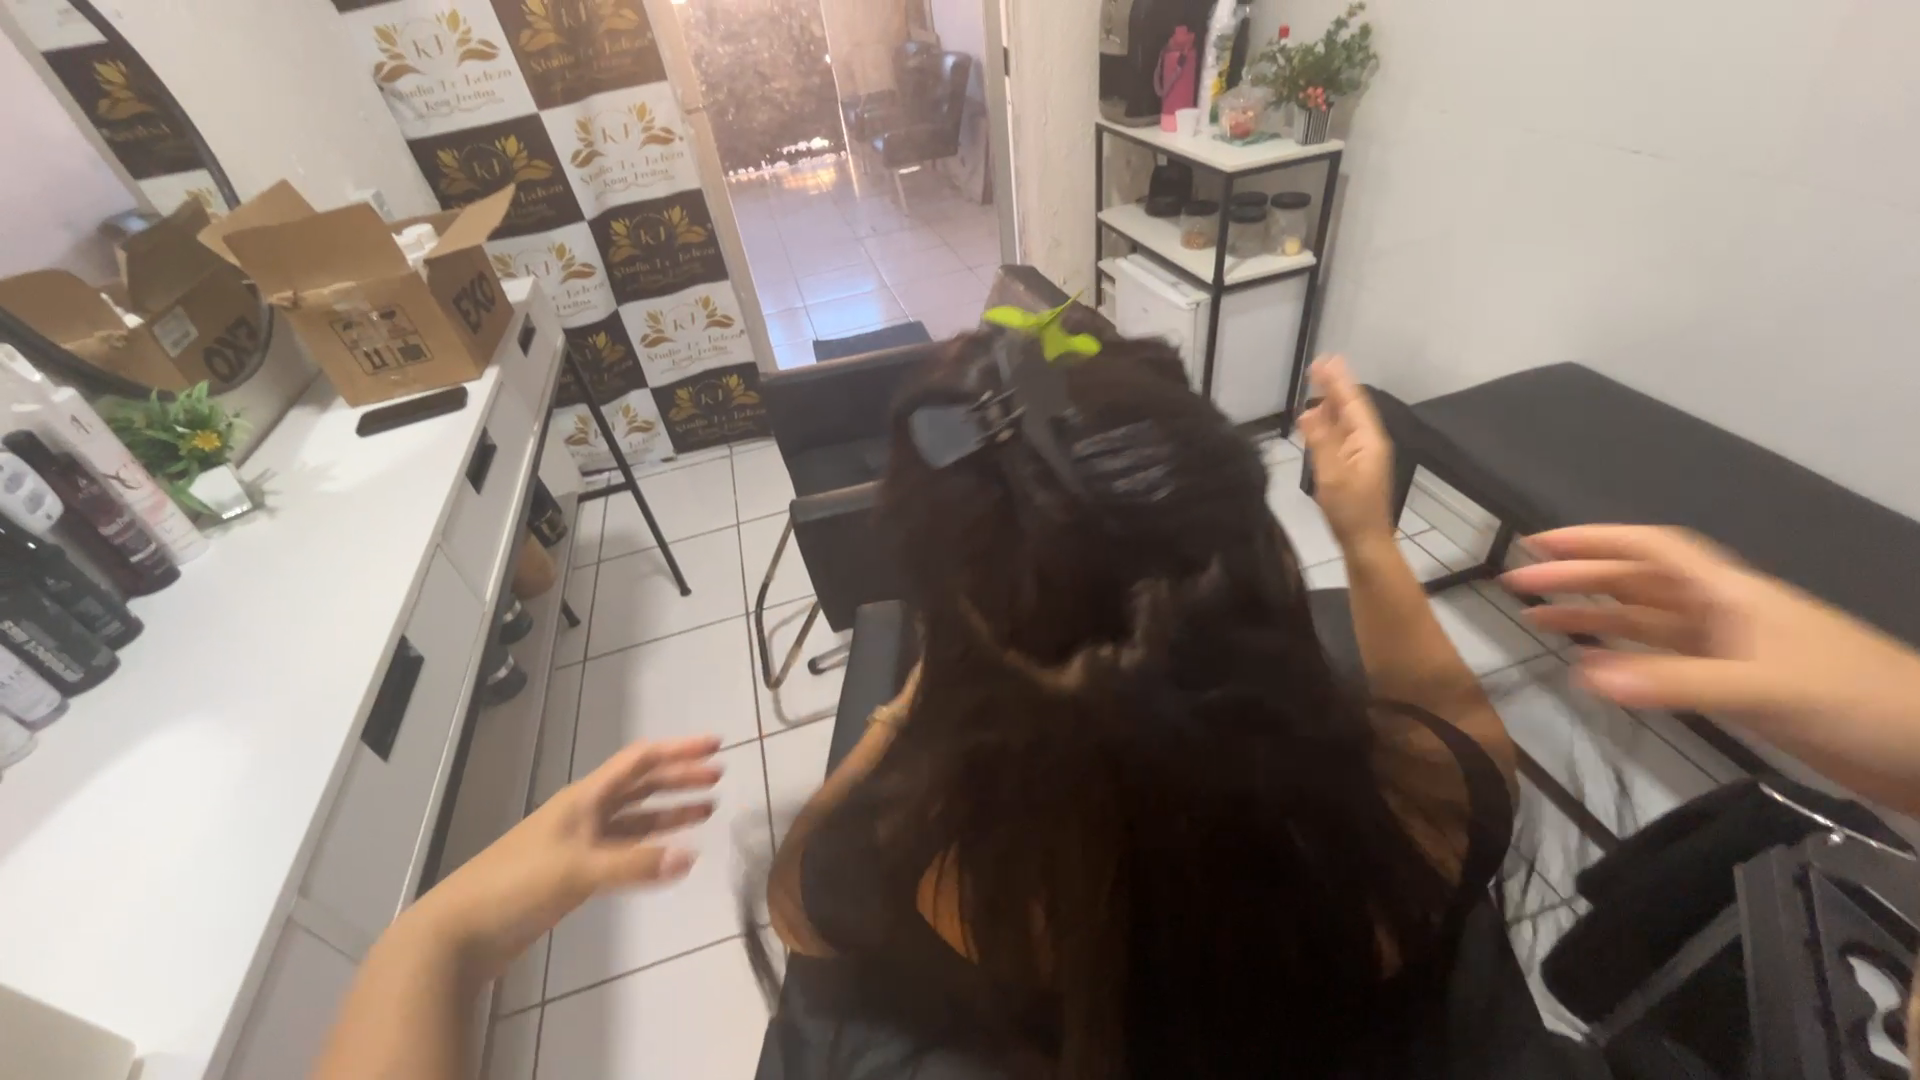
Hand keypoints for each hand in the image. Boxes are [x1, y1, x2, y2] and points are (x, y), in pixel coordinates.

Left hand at [404, 735, 722, 980]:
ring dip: (669, 811)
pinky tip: (669, 852)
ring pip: (635, 817)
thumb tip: (691, 858)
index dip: (679, 749)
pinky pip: (625, 848)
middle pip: (642, 785)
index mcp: (584, 798)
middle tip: (718, 776)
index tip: (715, 745)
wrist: (456, 935)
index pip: (641, 761)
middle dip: (681, 778)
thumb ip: (635, 864)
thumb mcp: (578, 870)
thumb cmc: (514, 886)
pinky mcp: (574, 873)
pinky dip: (650, 846)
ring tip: (706, 811)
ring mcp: (579, 843)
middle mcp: (585, 813)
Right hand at [1296, 356, 1393, 548]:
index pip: (1351, 403)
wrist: (1364, 542)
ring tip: (1316, 386)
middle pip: (1350, 409)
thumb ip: (1321, 441)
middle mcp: (1367, 443)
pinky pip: (1340, 437)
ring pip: (1345, 422)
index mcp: (1368, 441)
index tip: (1325, 360)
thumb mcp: (1332, 474)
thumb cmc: (1350, 510)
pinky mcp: (1352, 468)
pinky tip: (1317, 421)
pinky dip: (1327, 424)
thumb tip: (1308, 411)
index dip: (1338, 381)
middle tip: (1318, 366)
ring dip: (1330, 404)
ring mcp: (1361, 456)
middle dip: (1334, 387)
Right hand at [1502, 527, 1919, 807]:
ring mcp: (1727, 646)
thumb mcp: (1766, 689)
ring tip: (1537, 619)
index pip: (1651, 550)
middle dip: (1578, 578)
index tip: (1539, 544)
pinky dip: (1623, 653)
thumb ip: (1674, 683)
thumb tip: (1584, 676)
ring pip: (1645, 618)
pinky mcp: (1732, 679)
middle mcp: (1721, 612)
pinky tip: (1594, 664)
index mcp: (1730, 595)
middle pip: (1638, 582)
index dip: (1595, 540)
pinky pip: (1661, 655)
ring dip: (1593, 614)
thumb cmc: (1859, 702)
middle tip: (1518, 586)